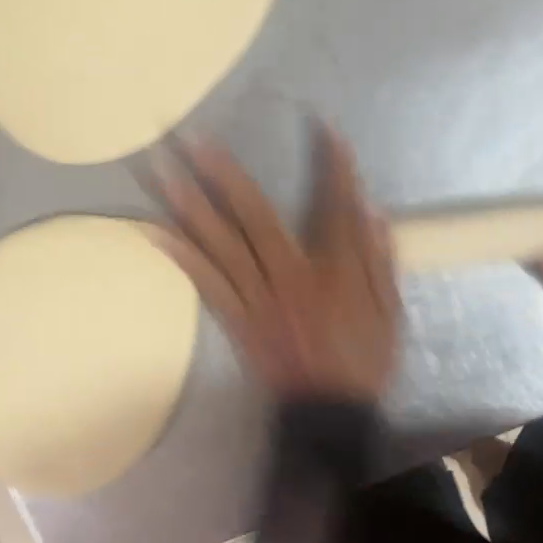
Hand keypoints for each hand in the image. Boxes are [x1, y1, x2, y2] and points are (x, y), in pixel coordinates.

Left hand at [147, 125, 400, 401]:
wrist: (328, 413)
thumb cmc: (363, 360)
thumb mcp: (390, 313)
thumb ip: (380, 261)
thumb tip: (371, 210)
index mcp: (334, 272)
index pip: (335, 208)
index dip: (333, 167)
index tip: (325, 128)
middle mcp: (290, 276)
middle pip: (255, 216)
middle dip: (223, 174)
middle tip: (192, 136)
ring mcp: (258, 297)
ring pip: (221, 243)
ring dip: (188, 204)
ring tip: (159, 168)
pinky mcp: (237, 318)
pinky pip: (207, 283)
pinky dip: (181, 256)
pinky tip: (152, 229)